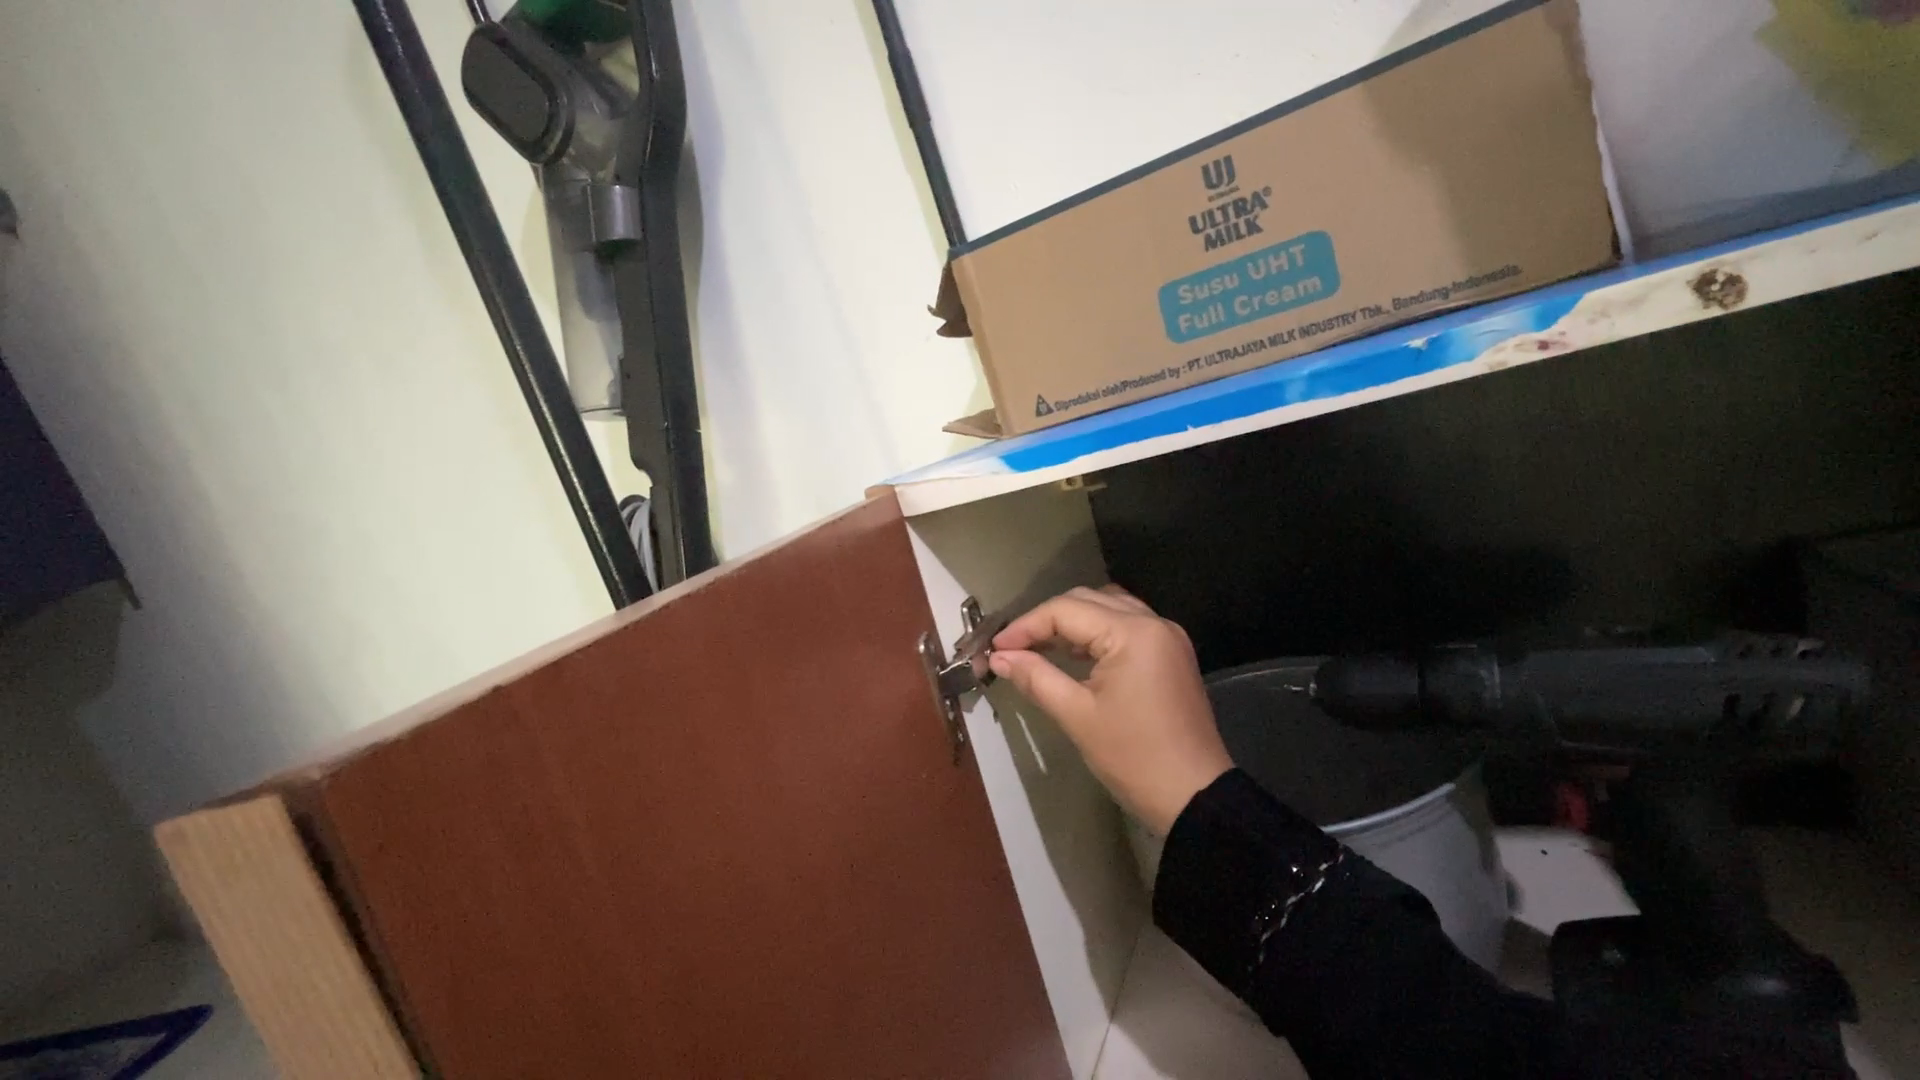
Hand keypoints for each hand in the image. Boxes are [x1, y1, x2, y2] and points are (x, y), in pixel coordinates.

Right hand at [988, 587, 1231, 835]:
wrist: (1194, 797)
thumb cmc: (1134, 757)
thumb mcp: (1077, 716)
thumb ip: (1035, 677)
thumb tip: (999, 657)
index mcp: (1133, 633)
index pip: (1066, 610)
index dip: (1025, 626)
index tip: (995, 649)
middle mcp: (1154, 623)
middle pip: (1088, 600)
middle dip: (1046, 619)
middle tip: (1012, 648)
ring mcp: (1167, 637)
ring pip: (1109, 608)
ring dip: (1073, 622)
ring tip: (1039, 648)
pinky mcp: (1172, 655)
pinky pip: (1128, 626)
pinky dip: (1097, 632)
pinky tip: (1074, 655)